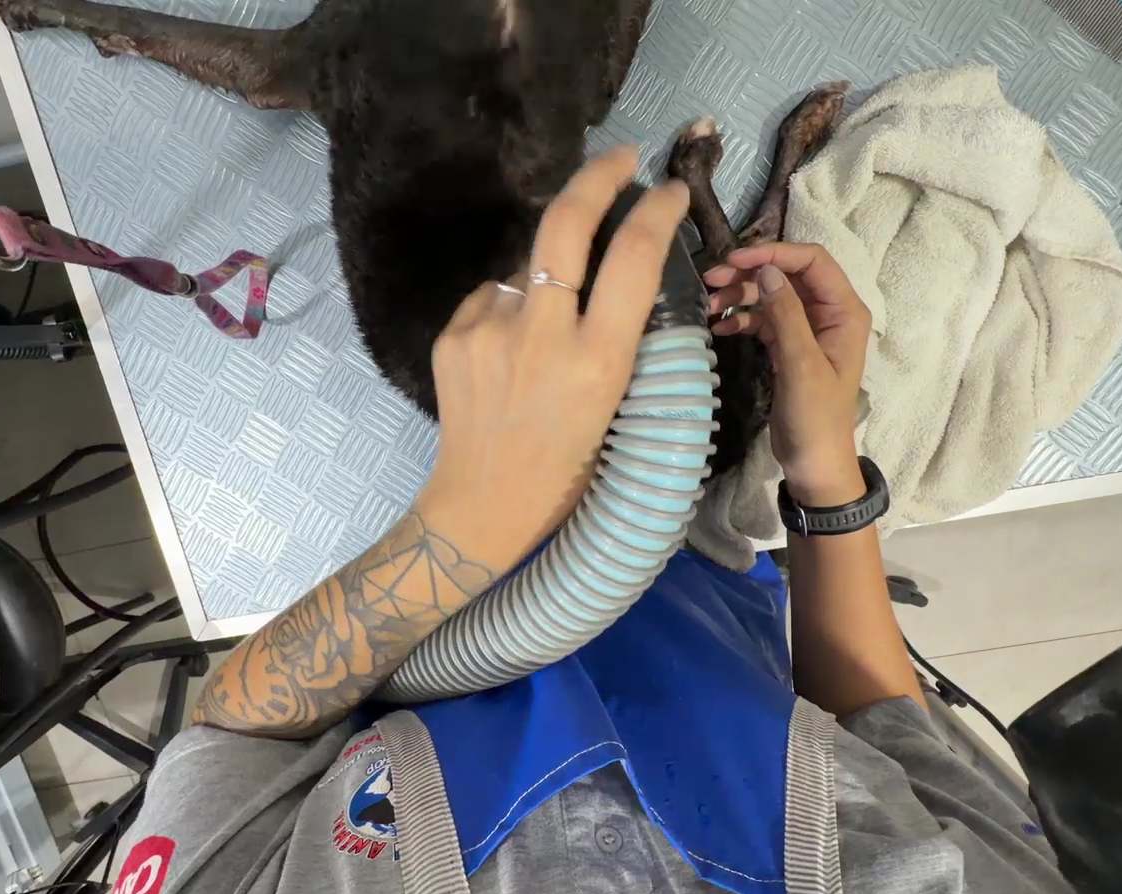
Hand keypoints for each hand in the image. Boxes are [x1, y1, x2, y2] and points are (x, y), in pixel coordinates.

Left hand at [416, 146, 691, 572]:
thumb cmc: (564, 473)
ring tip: (550, 320)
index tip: (670, 191)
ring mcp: (488, 332)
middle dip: (598, 176)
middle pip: (566, 222)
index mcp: (597, 362)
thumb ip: (612, 339)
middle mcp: (541, 336)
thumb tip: (603, 277)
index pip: (634, 257)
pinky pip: (491, 296)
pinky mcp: (451, 337)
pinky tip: (511, 347)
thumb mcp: (612, 408)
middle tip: (619, 160)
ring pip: (526, 264)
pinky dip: (509, 306)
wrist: (482, 505)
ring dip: (547, 271)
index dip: (658, 212)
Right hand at [704, 242, 871, 504]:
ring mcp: (807, 331)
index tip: (734, 260)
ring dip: (741, 296)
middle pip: (788, 275)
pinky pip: (763, 321)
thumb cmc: (815, 416)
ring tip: (708, 304)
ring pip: (772, 296)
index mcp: (844, 312)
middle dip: (750, 272)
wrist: (814, 460)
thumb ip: (786, 315)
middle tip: (710, 278)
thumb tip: (767, 272)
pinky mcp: (788, 348)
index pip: (812, 262)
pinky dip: (741, 319)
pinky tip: (719, 327)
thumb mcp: (800, 364)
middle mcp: (828, 314)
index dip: (774, 253)